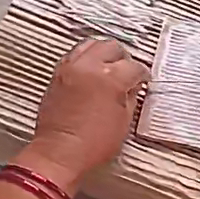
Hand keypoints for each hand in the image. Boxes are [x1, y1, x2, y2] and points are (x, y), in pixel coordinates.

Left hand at [19, 38, 149, 188]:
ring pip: (91, 45)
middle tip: (127, 71)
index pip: (134, 66)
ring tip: (108, 67)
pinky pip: (74, 56)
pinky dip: (85, 59)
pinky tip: (90, 71)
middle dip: (123, 58)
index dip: (142, 75)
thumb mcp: (124, 121)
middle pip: (112, 47)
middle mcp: (89, 67)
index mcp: (111, 78)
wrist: (60, 153)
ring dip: (102, 53)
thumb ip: (130, 97)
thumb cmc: (92, 144)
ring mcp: (70, 68)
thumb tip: (132, 87)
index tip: (142, 81)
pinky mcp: (57, 75)